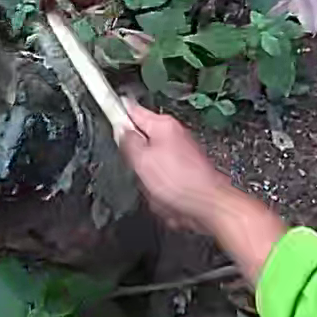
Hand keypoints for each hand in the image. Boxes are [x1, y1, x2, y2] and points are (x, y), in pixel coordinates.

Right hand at [118, 97, 237, 231]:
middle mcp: (174, 135)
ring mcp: (181, 154)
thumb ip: (127, 141)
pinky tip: (167, 200)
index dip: (115, 112)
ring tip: (156, 189)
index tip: (104, 113)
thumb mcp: (142, 160)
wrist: (211, 208)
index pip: (131, 109)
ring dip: (149, 181)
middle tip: (138, 169)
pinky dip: (162, 192)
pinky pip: (163, 181)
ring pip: (149, 165)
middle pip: (140, 141)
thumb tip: (120, 130)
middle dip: (135, 160)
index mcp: (163, 125)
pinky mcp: (186, 173)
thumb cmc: (181, 183)